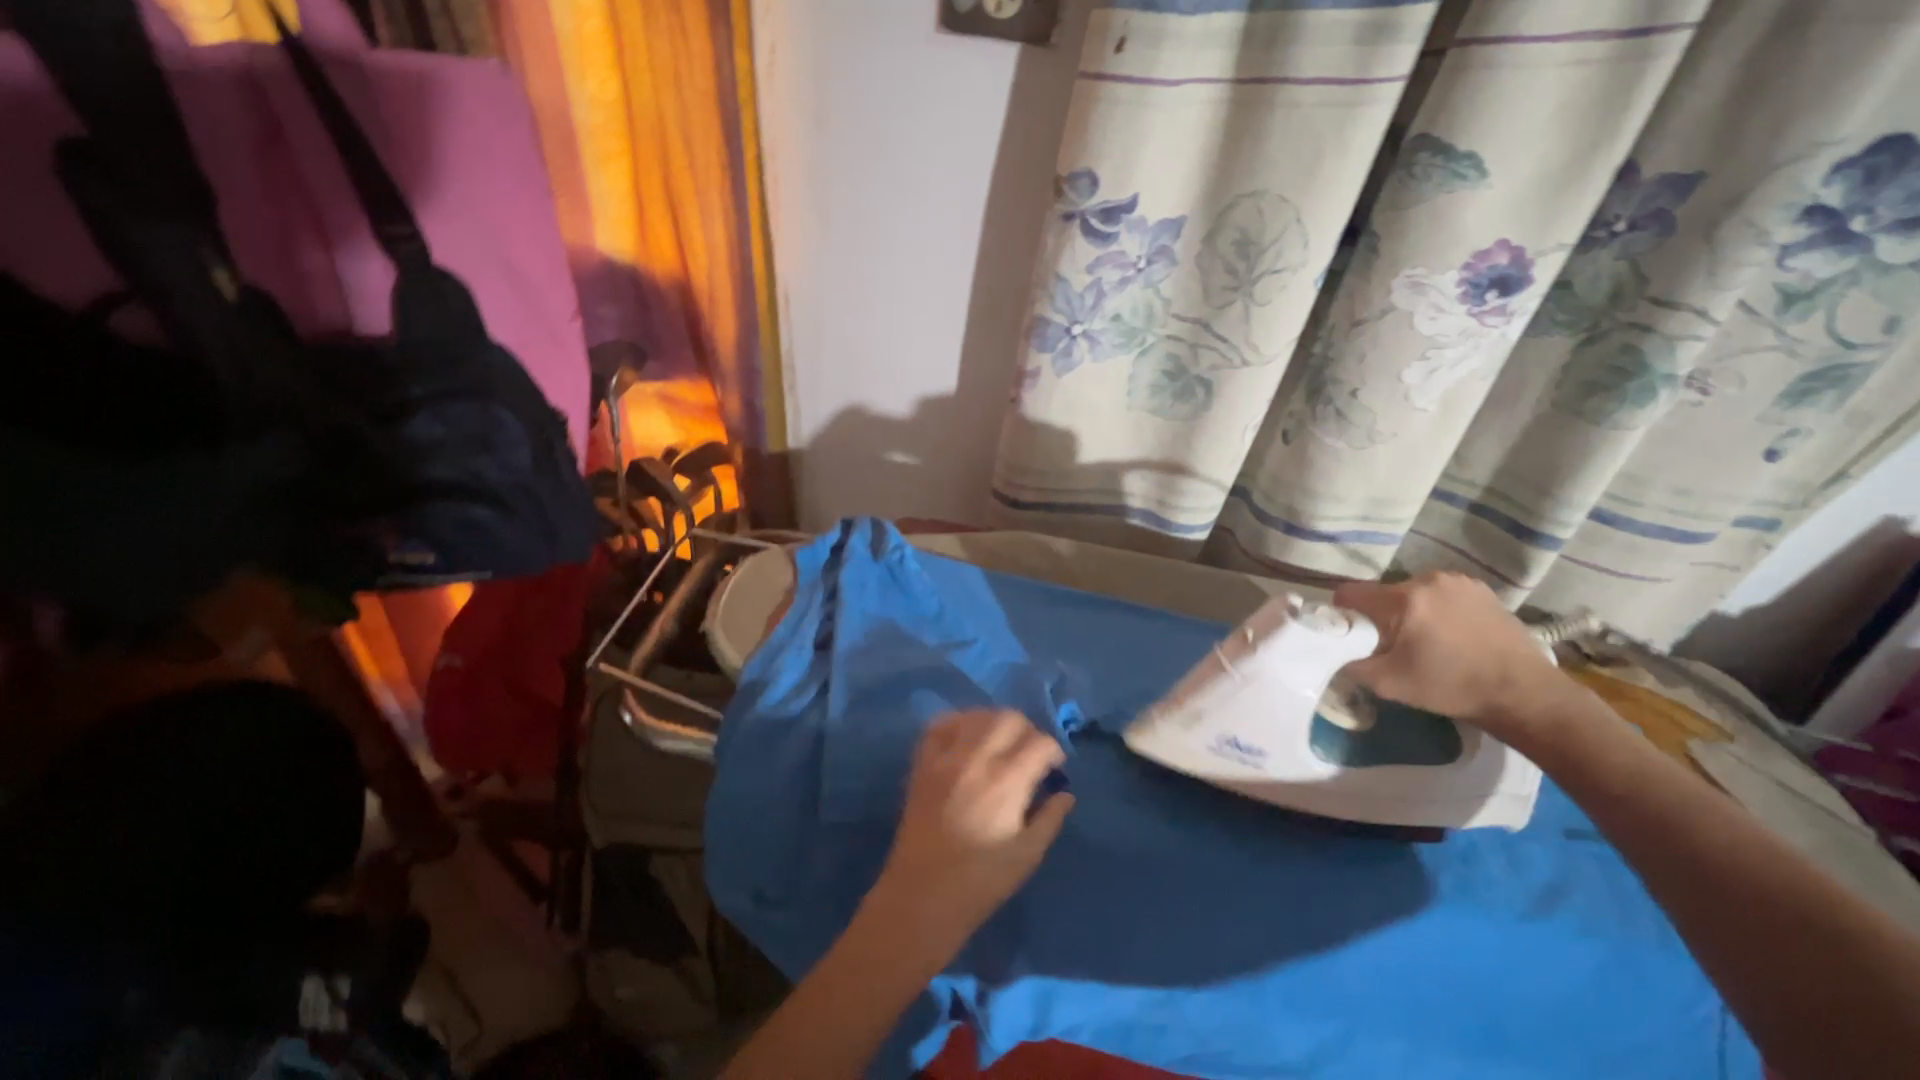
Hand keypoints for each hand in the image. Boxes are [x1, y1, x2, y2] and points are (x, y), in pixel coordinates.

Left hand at [869, 709, 1074, 946]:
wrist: (922, 895)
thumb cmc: (980, 882)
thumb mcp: (1027, 855)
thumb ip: (1050, 818)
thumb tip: (1065, 794)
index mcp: (1007, 781)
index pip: (1040, 742)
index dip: (1054, 752)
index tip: (1055, 769)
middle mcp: (976, 758)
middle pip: (1008, 718)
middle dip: (1028, 730)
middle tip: (1030, 754)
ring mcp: (945, 758)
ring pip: (976, 715)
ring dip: (995, 723)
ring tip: (1001, 746)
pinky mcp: (922, 764)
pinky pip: (940, 726)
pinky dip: (958, 724)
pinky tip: (967, 739)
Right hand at [1333, 572, 1570, 740]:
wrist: (1522, 692)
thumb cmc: (1451, 687)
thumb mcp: (1389, 684)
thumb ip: (1351, 665)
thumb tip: (1333, 655)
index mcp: (1403, 599)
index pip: (1350, 593)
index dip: (1342, 614)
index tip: (1352, 636)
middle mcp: (1428, 579)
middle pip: (1383, 594)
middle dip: (1381, 617)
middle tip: (1394, 648)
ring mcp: (1458, 581)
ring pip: (1413, 593)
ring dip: (1410, 612)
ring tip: (1427, 642)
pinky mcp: (1481, 589)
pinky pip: (1441, 594)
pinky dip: (1437, 610)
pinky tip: (1452, 636)